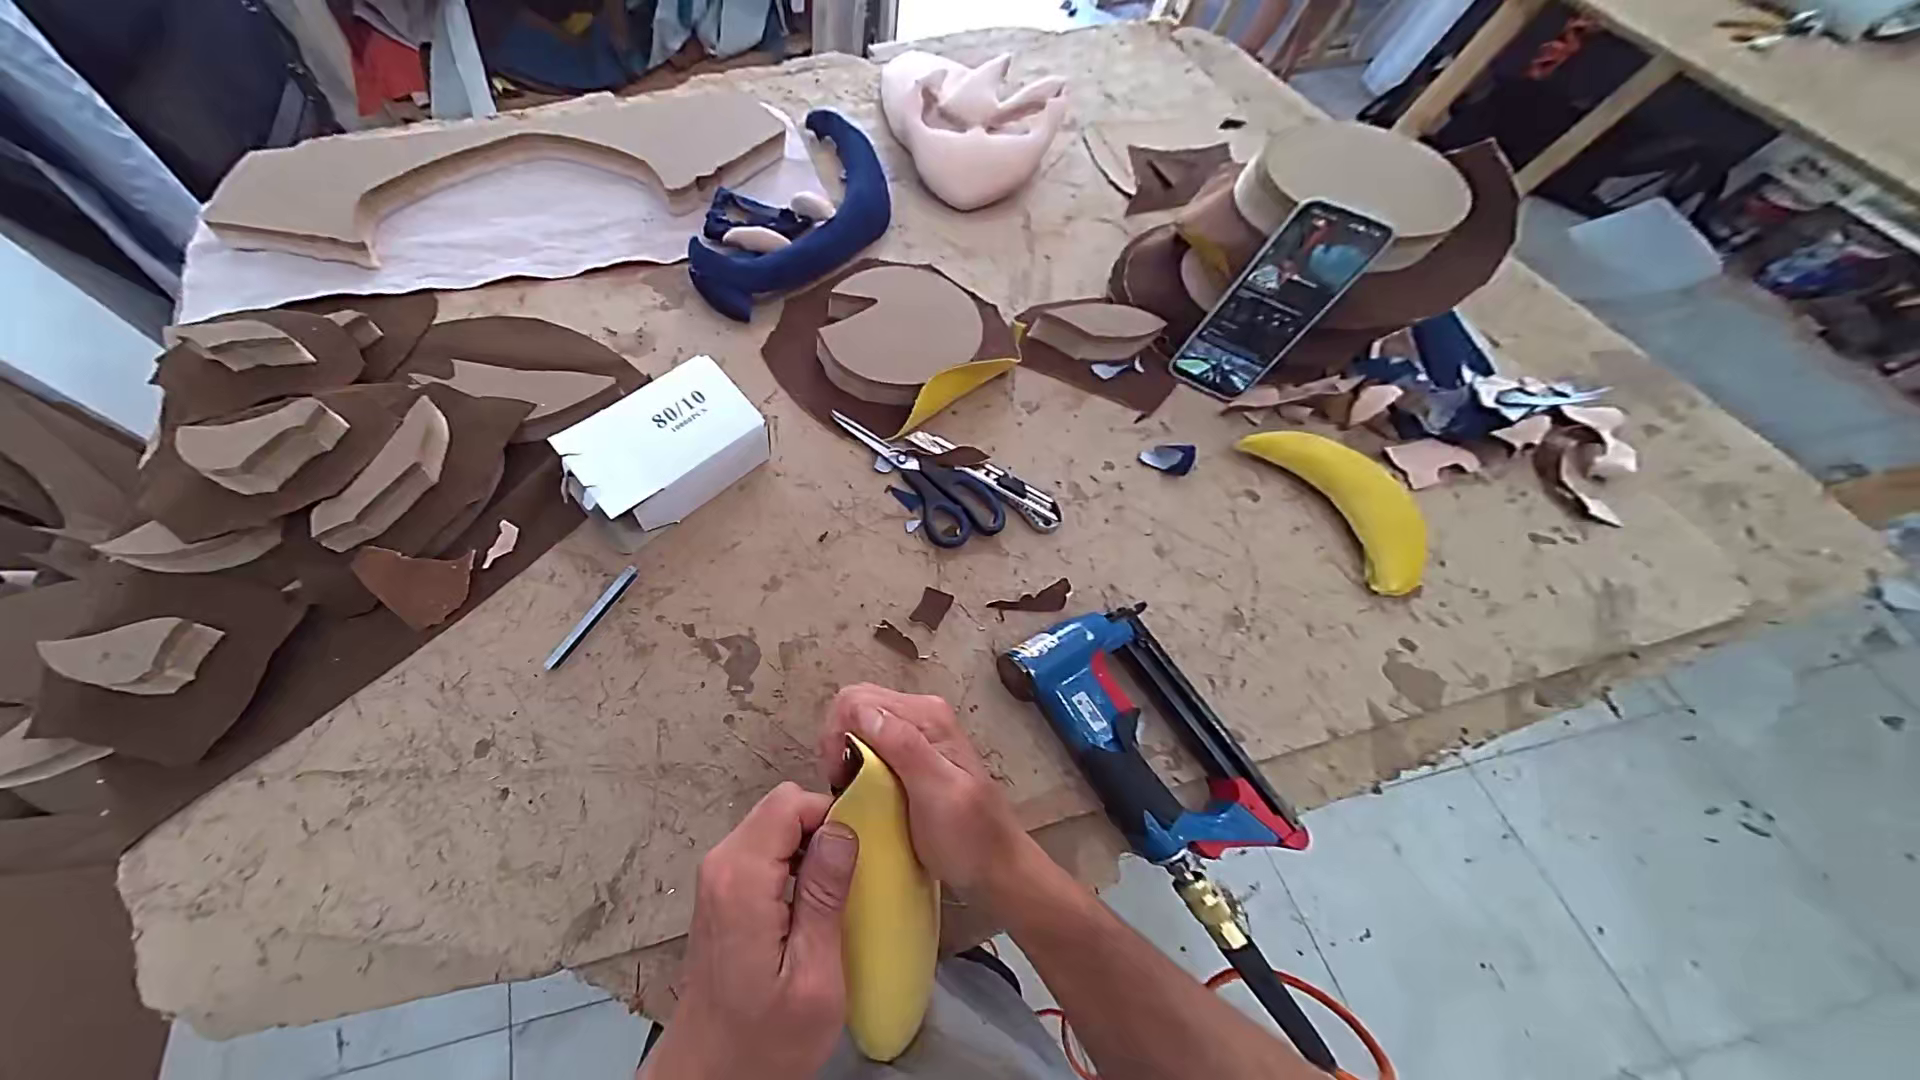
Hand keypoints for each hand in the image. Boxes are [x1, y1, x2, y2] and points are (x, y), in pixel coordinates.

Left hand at [641, 782, 857, 1079]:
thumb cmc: (764, 1042)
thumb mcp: (814, 978)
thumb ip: (826, 895)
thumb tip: (843, 829)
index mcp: (742, 879)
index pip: (790, 803)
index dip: (830, 813)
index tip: (859, 848)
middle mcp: (722, 865)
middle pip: (782, 805)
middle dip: (823, 824)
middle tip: (851, 870)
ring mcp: (717, 875)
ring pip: (776, 821)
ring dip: (811, 841)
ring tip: (836, 886)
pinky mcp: (722, 888)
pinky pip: (766, 844)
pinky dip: (795, 855)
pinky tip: (812, 895)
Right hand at [819, 684, 1034, 905]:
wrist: (996, 866)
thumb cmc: (969, 836)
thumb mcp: (937, 793)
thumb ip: (903, 747)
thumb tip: (860, 711)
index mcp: (927, 715)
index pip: (857, 700)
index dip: (838, 735)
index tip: (842, 776)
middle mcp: (922, 713)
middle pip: (855, 705)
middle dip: (838, 741)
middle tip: (845, 784)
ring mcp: (917, 731)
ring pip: (860, 723)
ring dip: (846, 752)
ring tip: (854, 789)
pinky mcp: (911, 751)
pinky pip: (870, 742)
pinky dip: (858, 761)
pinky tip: (866, 788)